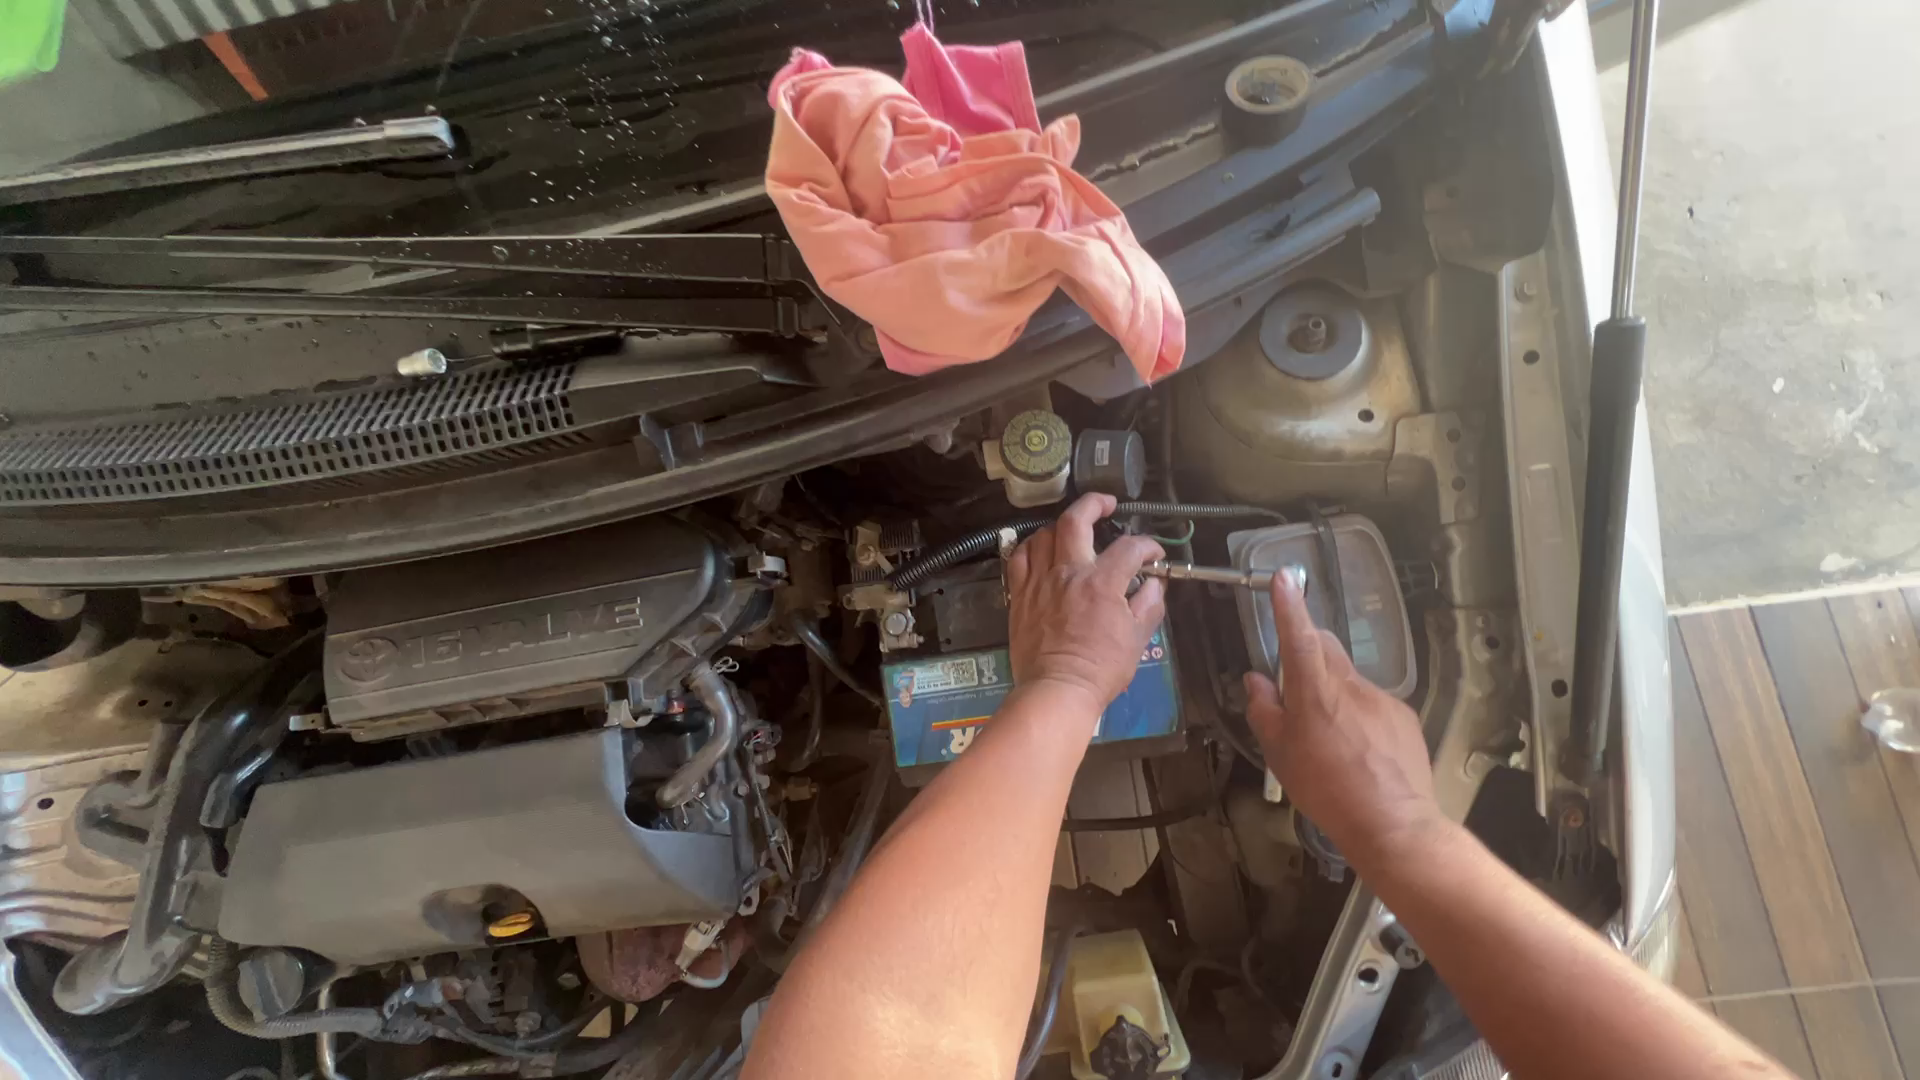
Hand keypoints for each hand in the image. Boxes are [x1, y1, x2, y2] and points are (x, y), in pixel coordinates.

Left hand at [1006, 494, 1166, 711]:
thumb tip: (1154, 584)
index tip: (1153, 554)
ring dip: (1061, 527)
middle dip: (1094, 504)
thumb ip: (1149, 604)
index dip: (1147, 545)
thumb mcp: (1138, 638)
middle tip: (1107, 504)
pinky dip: (1030, 547)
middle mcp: (1068, 572)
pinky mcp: (1019, 594)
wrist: (1058, 688)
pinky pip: (1018, 558)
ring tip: (1072, 530)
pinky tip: (1039, 549)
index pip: (1130, 548)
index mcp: (1102, 582)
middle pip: (1076, 520)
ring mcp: (1039, 581)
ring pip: (1044, 535)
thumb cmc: (1101, 668)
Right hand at [1244, 571, 1442, 864]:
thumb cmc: (1325, 789)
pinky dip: (1359, 711)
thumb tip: (1257, 681)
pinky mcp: (1403, 716)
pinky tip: (1359, 747)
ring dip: (1333, 690)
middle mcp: (1351, 686)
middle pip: (1326, 648)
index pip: (1299, 636)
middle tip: (1295, 685)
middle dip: (1308, 652)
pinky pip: (1373, 700)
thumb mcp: (1279, 753)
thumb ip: (1264, 709)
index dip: (1288, 606)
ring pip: (1349, 678)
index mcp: (1314, 692)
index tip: (1283, 577)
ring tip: (1330, 734)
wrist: (1393, 824)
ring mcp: (1382, 699)